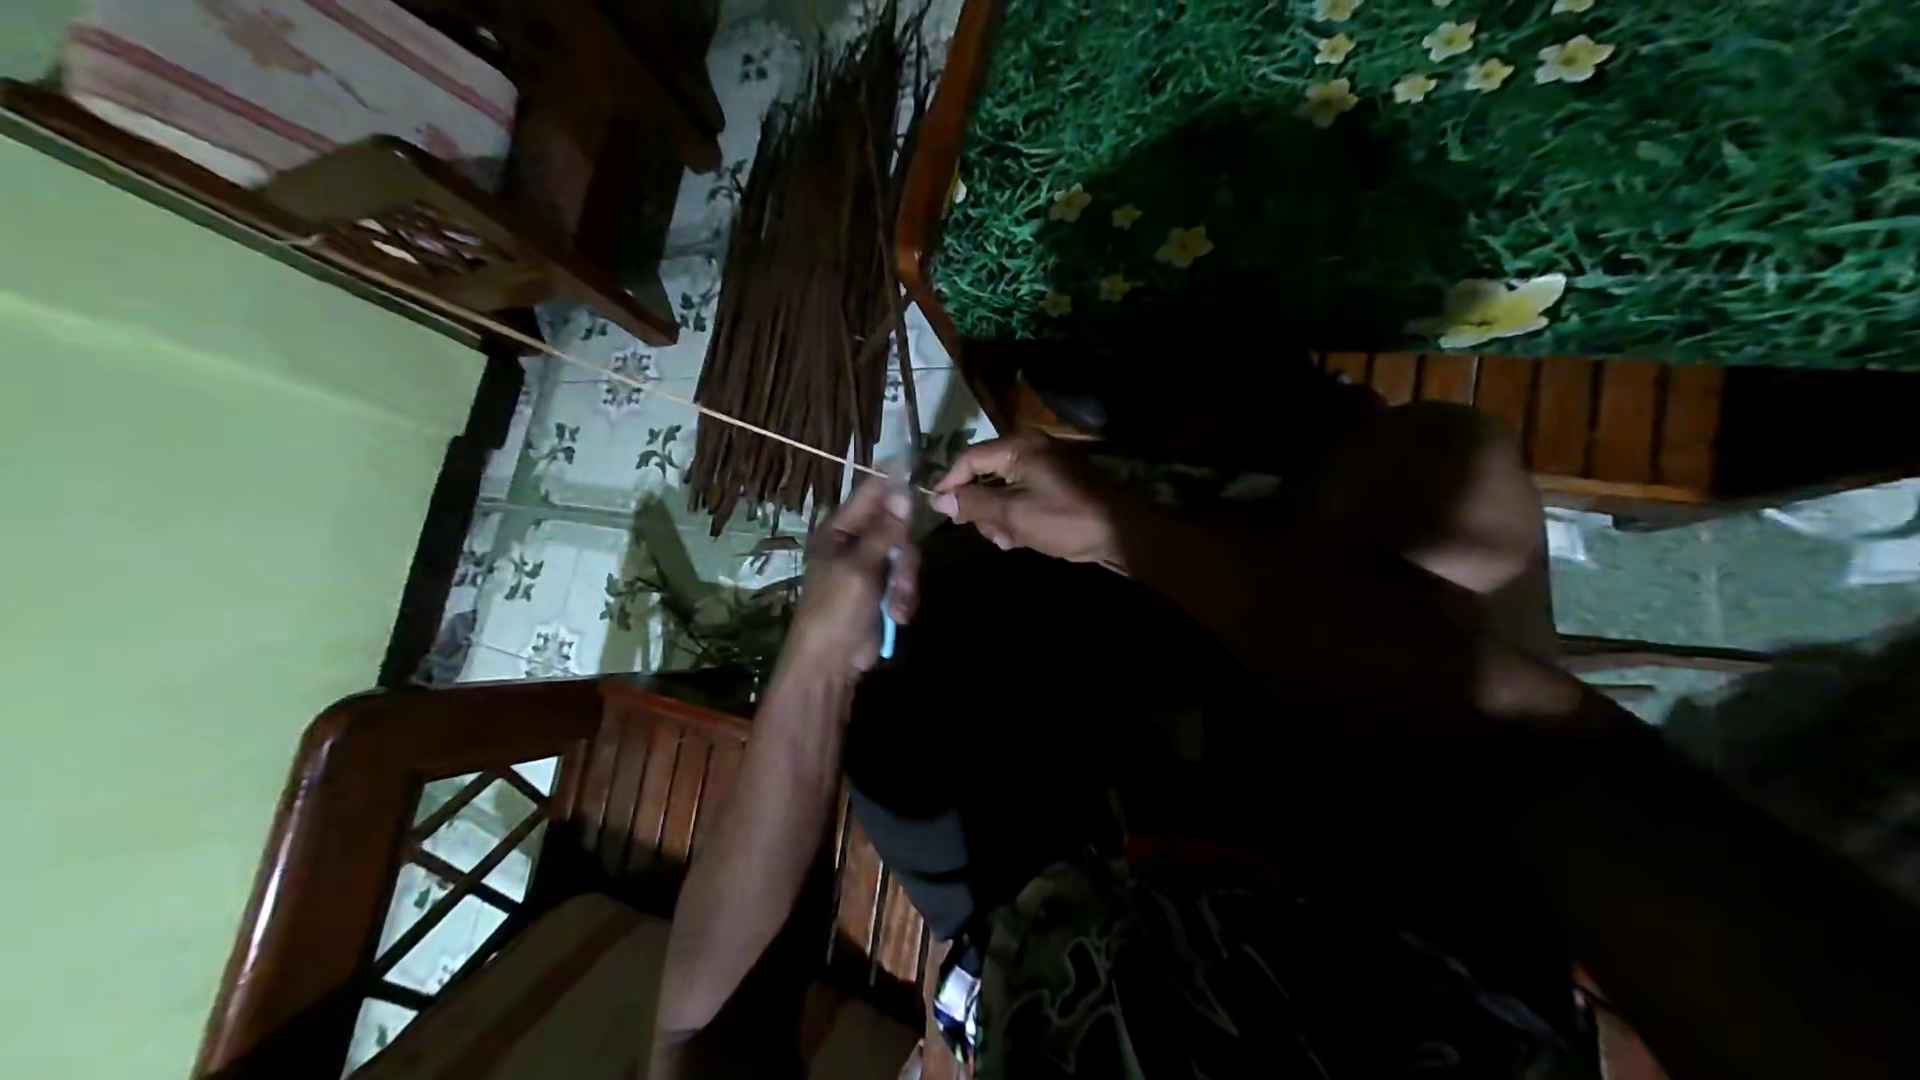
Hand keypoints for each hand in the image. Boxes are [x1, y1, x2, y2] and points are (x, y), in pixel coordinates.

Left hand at [780, 477, 918, 681]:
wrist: (831, 661)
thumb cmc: (835, 609)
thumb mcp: (859, 567)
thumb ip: (884, 531)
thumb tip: (903, 492)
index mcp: (839, 530)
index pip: (871, 494)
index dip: (894, 488)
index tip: (919, 487)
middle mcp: (856, 543)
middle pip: (896, 528)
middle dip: (903, 555)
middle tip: (901, 575)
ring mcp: (871, 568)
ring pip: (905, 557)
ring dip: (906, 582)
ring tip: (897, 605)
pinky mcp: (884, 591)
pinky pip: (906, 581)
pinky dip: (905, 599)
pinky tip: (898, 615)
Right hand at [929, 433, 1125, 569]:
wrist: (1121, 532)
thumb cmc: (1065, 519)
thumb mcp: (1013, 514)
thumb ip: (973, 504)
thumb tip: (937, 499)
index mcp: (1017, 447)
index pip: (968, 459)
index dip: (949, 484)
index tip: (938, 511)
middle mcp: (1028, 450)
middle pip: (984, 476)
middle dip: (982, 508)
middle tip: (991, 533)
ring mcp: (1043, 468)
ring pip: (1001, 492)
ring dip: (999, 519)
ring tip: (1010, 541)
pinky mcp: (1054, 486)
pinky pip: (1020, 498)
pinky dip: (1016, 518)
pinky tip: (1021, 540)